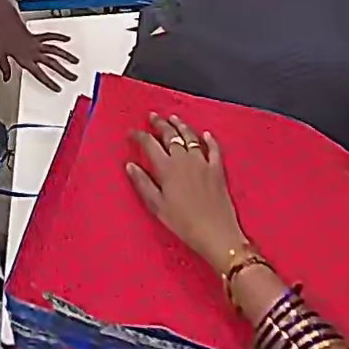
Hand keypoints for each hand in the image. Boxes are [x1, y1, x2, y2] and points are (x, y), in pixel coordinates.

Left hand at [0, 18, 77, 91]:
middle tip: (73, 77)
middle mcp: (34, 52)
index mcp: (25, 59)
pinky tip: (66, 39)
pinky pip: (50, 37)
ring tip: (75, 60)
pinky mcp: (37, 35)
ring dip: (66, 56)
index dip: (50, 82)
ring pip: (55, 50)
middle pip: (52, 63)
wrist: (5, 20)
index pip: (40, 74)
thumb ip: (5, 67)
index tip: (58, 88)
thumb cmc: (2, 36)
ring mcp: (37, 43)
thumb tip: (6, 77)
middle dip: (64, 72)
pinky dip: (59, 37)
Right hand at [126, 113, 247, 271]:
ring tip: (173, 118)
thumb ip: (142, 183)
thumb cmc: (183, 222)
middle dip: (160, 124)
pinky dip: (209, 140)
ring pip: (190, 136)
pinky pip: (214, 149)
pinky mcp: (218, 169)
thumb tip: (130, 164)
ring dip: (181, 125)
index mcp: (167, 167)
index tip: (131, 132)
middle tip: (152, 116)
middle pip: (170, 135)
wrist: (215, 233)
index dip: (139, 135)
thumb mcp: (157, 206)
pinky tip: (206, 134)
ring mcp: (203, 161)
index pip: (150, 143)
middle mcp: (184, 158)